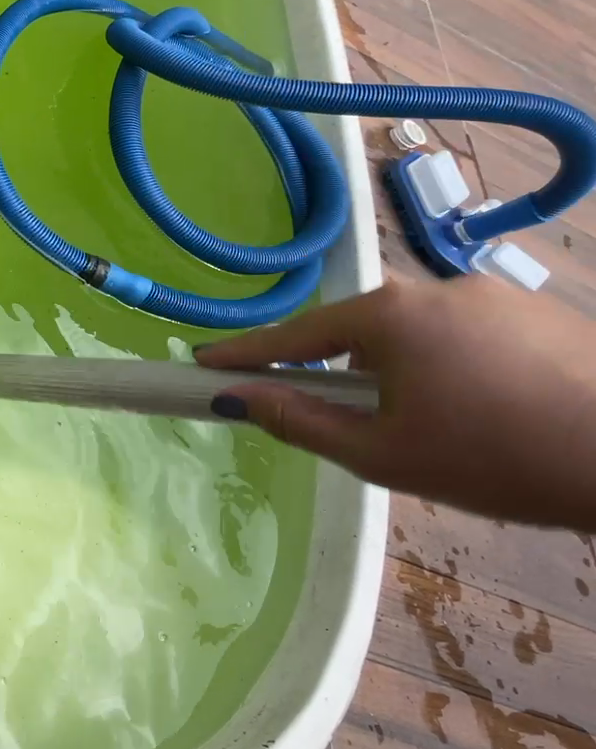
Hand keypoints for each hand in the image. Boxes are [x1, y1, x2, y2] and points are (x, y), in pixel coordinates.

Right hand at [196, 276, 595, 527]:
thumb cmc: (499, 459)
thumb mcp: (380, 453)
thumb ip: (296, 420)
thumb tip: (234, 398)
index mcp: (390, 316)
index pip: (293, 335)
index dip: (243, 353)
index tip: (202, 361)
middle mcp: (438, 289)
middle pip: (356, 329)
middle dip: (337, 367)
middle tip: (339, 413)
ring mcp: (498, 295)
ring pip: (413, 331)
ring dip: (398, 367)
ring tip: (427, 421)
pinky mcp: (546, 313)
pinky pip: (465, 333)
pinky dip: (450, 363)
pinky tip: (480, 407)